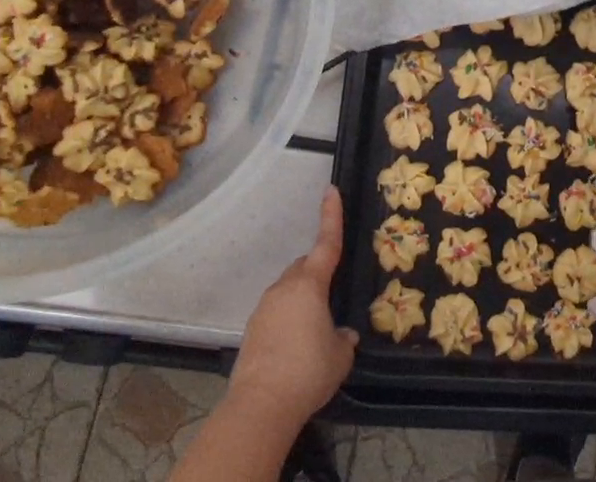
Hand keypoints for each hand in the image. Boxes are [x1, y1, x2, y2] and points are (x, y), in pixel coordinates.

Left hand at [228, 186, 358, 422]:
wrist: (261, 405)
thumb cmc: (309, 370)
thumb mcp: (341, 354)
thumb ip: (343, 337)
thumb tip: (341, 334)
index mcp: (310, 285)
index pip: (326, 243)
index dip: (331, 216)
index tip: (331, 190)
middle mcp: (284, 289)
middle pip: (303, 268)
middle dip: (318, 275)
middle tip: (334, 297)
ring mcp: (264, 310)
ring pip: (289, 293)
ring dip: (303, 303)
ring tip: (318, 334)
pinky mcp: (252, 332)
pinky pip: (277, 315)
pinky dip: (289, 322)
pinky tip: (298, 350)